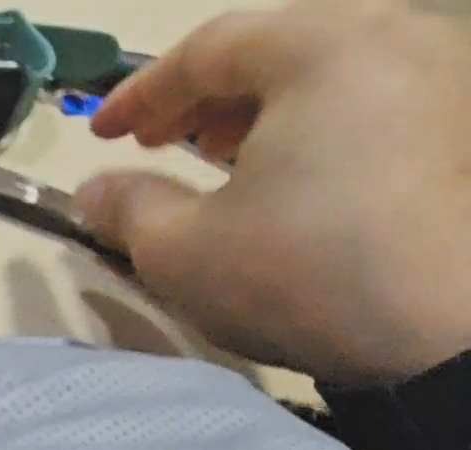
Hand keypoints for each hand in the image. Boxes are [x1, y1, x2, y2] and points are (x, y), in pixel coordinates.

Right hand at [73, 1, 470, 384]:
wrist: (439, 330)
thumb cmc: (292, 274)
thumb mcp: (176, 246)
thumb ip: (125, 204)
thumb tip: (93, 190)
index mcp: (327, 53)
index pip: (212, 47)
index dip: (141, 91)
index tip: (98, 134)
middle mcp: (399, 40)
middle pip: (276, 43)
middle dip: (200, 92)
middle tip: (151, 140)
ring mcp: (444, 78)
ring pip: (326, 65)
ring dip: (254, 103)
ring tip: (209, 153)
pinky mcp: (458, 123)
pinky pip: (366, 92)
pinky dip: (306, 116)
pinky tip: (274, 167)